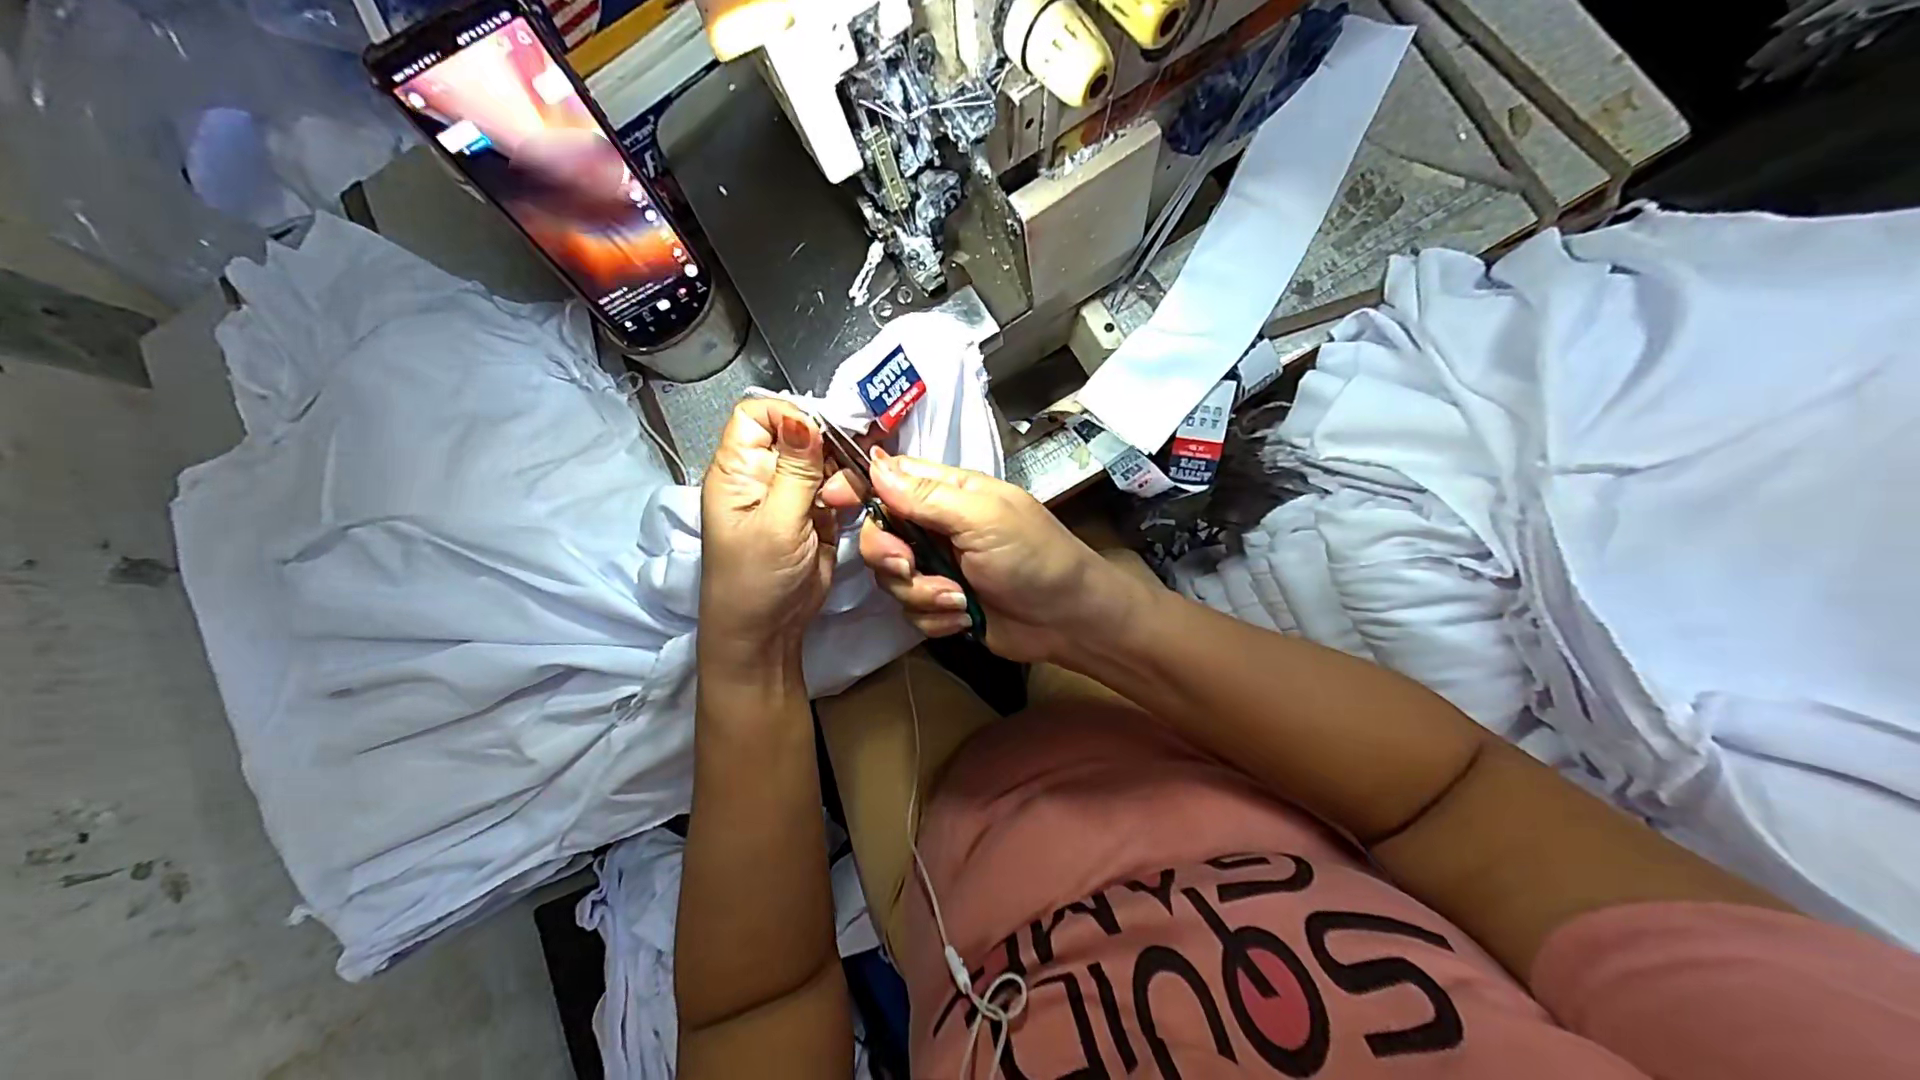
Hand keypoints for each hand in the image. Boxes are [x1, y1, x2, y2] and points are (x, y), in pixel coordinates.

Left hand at [699, 399, 835, 674]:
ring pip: (825, 459)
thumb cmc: (754, 582)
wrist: (767, 634)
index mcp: (737, 471)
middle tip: (840, 475)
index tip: (819, 437)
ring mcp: (792, 494)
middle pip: (800, 434)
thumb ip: (795, 471)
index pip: (758, 415)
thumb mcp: (775, 524)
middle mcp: (764, 475)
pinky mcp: (816, 513)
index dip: (789, 416)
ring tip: (842, 501)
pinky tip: (854, 503)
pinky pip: (839, 486)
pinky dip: (851, 491)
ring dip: (843, 473)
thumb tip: (804, 419)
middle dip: (827, 447)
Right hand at [821, 451, 1142, 663]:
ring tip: (959, 599)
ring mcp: (938, 566)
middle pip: (880, 533)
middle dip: (891, 556)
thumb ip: (927, 496)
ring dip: (921, 593)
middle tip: (912, 566)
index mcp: (949, 492)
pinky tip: (965, 617)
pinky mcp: (941, 603)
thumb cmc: (1036, 557)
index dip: (858, 486)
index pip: (889, 477)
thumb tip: (875, 467)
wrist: (1069, 620)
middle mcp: (936, 526)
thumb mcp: (984, 517)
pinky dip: (935, 617)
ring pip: (891, 578)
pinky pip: (910, 610)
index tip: (835, 500)